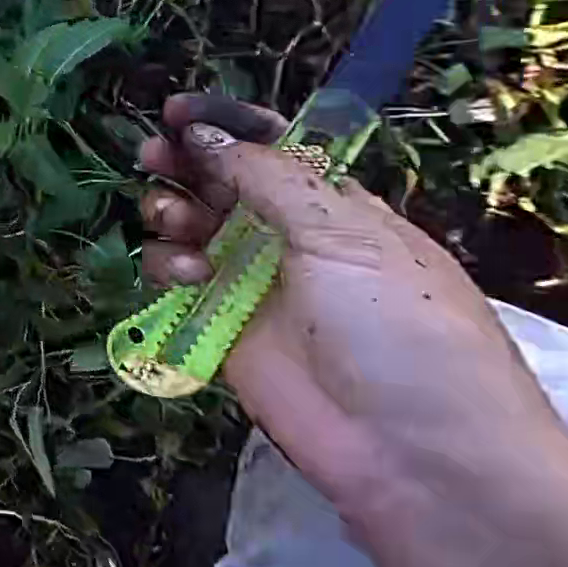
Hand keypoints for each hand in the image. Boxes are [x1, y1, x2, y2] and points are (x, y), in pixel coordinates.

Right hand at [139, 93, 567, 566]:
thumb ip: (266, 176)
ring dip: (171, 210)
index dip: (221, 123)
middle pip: (213, 178)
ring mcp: (244, 277)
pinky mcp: (214, 320)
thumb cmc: (399, 325)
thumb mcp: (346, 233)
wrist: (414, 454)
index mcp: (325, 203)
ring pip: (184, 220)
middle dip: (180, 161)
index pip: (265, 145)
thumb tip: (201, 134)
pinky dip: (166, 264)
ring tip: (178, 224)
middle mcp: (279, 233)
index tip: (176, 112)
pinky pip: (171, 273)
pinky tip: (186, 275)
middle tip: (153, 156)